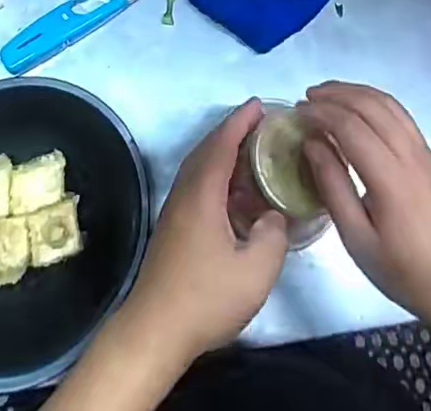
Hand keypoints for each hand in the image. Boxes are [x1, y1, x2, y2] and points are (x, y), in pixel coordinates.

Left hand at [117, 98, 288, 361]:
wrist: (156, 326)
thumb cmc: (205, 296)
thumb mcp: (255, 271)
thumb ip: (272, 237)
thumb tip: (273, 217)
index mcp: (202, 192)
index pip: (222, 144)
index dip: (240, 121)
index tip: (259, 104)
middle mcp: (186, 191)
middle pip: (208, 150)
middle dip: (233, 132)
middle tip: (263, 125)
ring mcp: (177, 208)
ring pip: (202, 168)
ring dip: (226, 155)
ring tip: (256, 155)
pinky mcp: (176, 225)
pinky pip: (200, 186)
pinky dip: (220, 178)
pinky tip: (240, 197)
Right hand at [299, 81, 430, 319]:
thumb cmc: (405, 271)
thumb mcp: (358, 240)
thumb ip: (332, 187)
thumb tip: (311, 143)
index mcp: (391, 179)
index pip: (350, 127)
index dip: (320, 113)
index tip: (296, 113)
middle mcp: (411, 156)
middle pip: (369, 106)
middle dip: (334, 94)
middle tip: (305, 98)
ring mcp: (425, 153)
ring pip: (388, 104)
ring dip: (354, 92)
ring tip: (326, 95)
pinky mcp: (430, 156)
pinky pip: (400, 114)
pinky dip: (374, 100)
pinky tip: (357, 107)